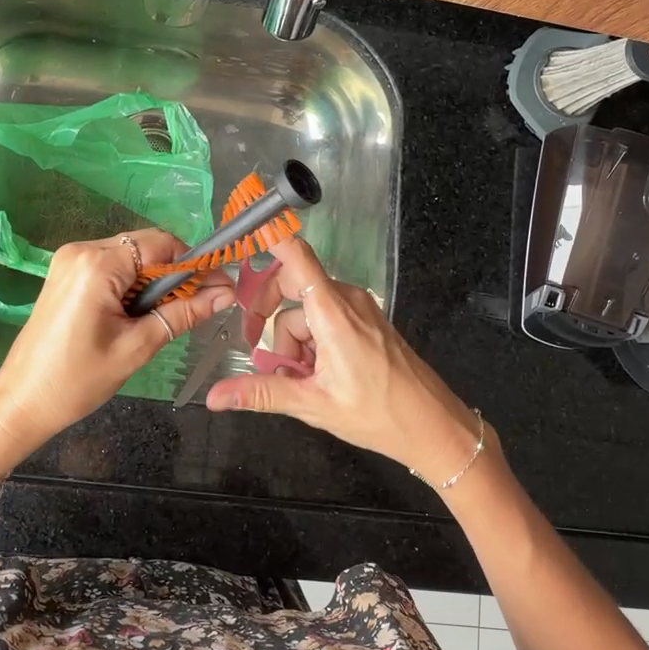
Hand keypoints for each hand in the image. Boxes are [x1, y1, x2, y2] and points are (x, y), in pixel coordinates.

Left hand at [0, 230, 234, 482]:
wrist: (21, 401)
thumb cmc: (78, 379)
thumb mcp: (138, 346)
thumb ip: (183, 313)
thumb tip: (226, 293)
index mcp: (97, 264)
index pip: (161, 243)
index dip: (194, 262)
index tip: (219, 287)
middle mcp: (82, 250)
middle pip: (146, 246)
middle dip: (176, 273)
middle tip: (199, 306)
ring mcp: (69, 260)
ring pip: (130, 256)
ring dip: (154, 280)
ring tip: (166, 316)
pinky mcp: (65, 274)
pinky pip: (111, 267)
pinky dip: (131, 284)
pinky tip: (138, 314)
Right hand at [205, 237, 485, 481]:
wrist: (433, 425)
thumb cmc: (377, 414)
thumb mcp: (314, 405)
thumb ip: (261, 393)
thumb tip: (215, 396)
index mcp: (333, 313)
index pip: (297, 257)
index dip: (269, 236)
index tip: (245, 224)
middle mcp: (346, 299)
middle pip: (291, 286)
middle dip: (269, 319)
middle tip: (260, 355)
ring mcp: (358, 307)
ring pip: (306, 310)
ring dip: (293, 341)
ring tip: (302, 381)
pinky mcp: (365, 319)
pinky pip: (324, 317)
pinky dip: (311, 341)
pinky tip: (317, 374)